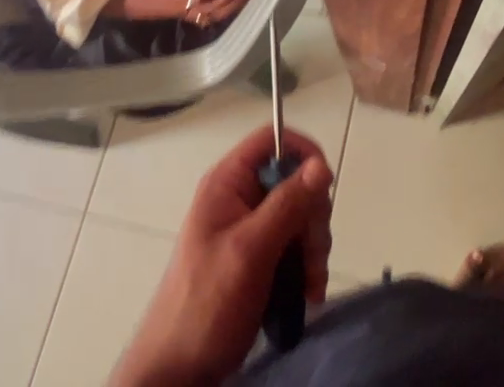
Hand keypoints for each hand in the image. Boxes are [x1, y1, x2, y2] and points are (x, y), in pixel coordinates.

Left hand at [111, 127, 334, 386]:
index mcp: (227, 183)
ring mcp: (249, 229)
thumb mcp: (250, 250)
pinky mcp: (259, 258)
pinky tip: (306, 293)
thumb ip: (286, 204)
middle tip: (311, 252)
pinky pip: (296, 246)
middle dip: (312, 217)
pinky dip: (307, 267)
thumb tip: (321, 163)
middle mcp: (239, 198)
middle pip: (294, 180)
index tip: (323, 185)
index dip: (302, 152)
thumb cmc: (206, 304)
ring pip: (300, 216)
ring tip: (308, 284)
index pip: (270, 140)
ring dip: (313, 248)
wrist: (180, 369)